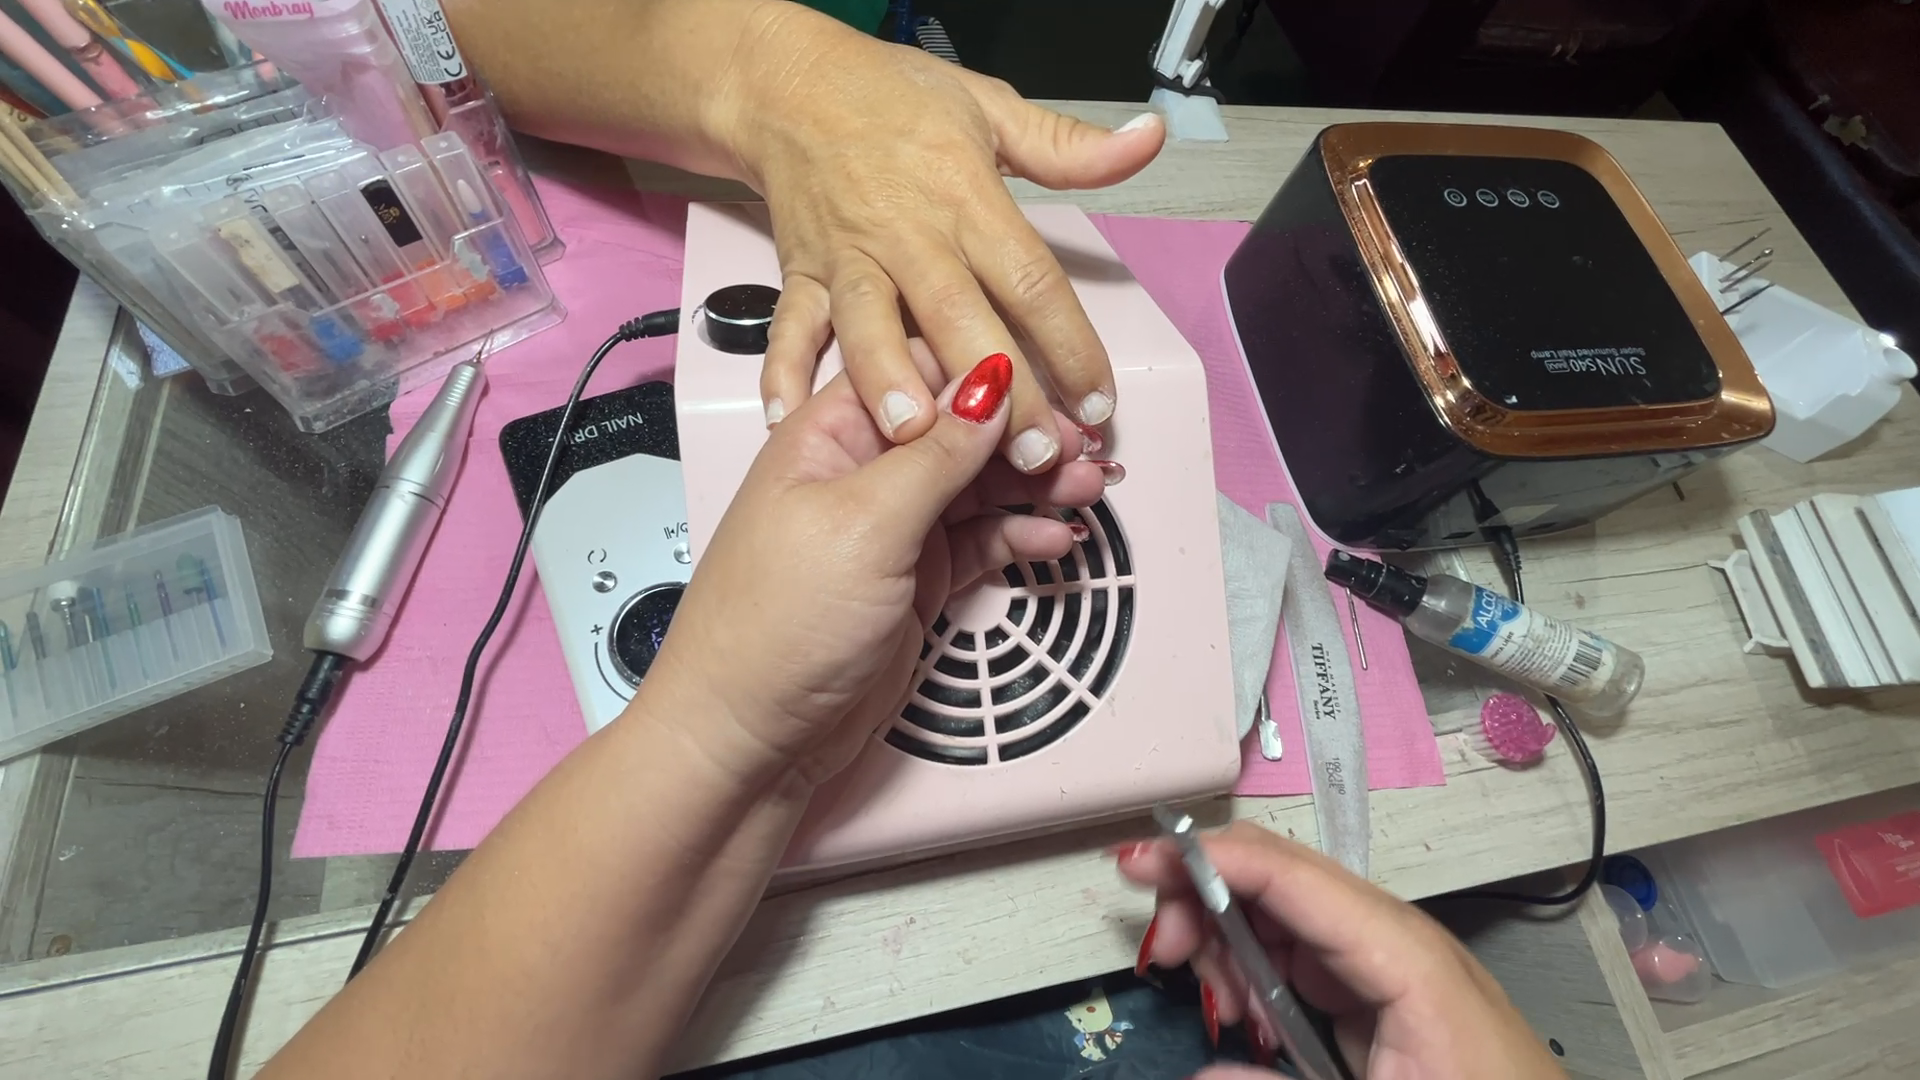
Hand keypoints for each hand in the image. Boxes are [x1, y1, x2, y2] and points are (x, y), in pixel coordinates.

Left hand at [638, 347, 1106, 787]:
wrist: (756, 737)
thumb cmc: (776, 624)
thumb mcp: (863, 524)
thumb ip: (935, 455)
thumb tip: (990, 387)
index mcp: (832, 434)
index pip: (921, 372)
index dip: (989, 377)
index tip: (1048, 395)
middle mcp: (864, 472)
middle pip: (960, 431)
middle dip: (1025, 436)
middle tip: (1083, 448)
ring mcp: (894, 527)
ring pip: (978, 487)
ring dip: (1034, 487)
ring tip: (1087, 489)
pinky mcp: (916, 577)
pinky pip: (979, 542)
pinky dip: (1017, 538)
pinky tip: (1051, 539)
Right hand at [719, 3, 1163, 470]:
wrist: (790, 86)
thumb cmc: (895, 100)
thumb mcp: (991, 107)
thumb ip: (1069, 146)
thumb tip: (1149, 140)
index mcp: (966, 199)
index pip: (1031, 281)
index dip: (1070, 345)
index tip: (1098, 402)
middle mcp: (908, 237)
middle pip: (960, 321)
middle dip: (999, 393)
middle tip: (1034, 456)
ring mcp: (849, 260)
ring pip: (870, 327)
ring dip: (890, 382)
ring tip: (917, 440)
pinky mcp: (801, 276)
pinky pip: (791, 326)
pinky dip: (784, 371)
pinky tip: (786, 419)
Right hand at [1118, 823, 1565, 1079]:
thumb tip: (1198, 1074)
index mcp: (1403, 955)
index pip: (1288, 874)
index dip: (1207, 857)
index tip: (1136, 863)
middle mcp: (1386, 932)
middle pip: (1270, 872)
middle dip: (1201, 896)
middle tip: (1163, 953)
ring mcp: (1377, 951)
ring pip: (1269, 903)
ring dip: (1220, 935)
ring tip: (1217, 1004)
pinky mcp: (1368, 976)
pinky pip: (1286, 943)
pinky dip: (1245, 963)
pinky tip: (1243, 1011)